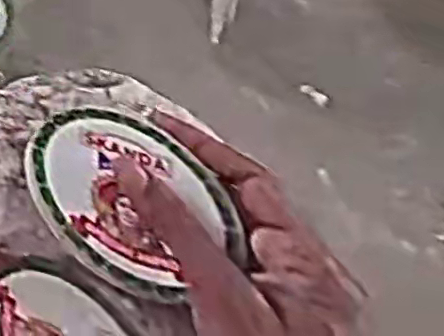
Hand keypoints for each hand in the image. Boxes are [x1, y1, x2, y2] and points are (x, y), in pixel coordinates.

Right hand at [116, 113, 365, 334]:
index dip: (202, 146)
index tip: (158, 126)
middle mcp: (304, 277)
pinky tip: (157, 249)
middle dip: (182, 177)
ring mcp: (286, 302)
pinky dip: (184, 246)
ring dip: (178, 212)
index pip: (250, 179)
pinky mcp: (264, 321)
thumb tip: (135, 169)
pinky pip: (219, 264)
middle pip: (235, 204)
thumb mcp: (221, 293)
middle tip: (137, 159)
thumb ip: (179, 229)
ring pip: (225, 235)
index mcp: (308, 262)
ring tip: (136, 198)